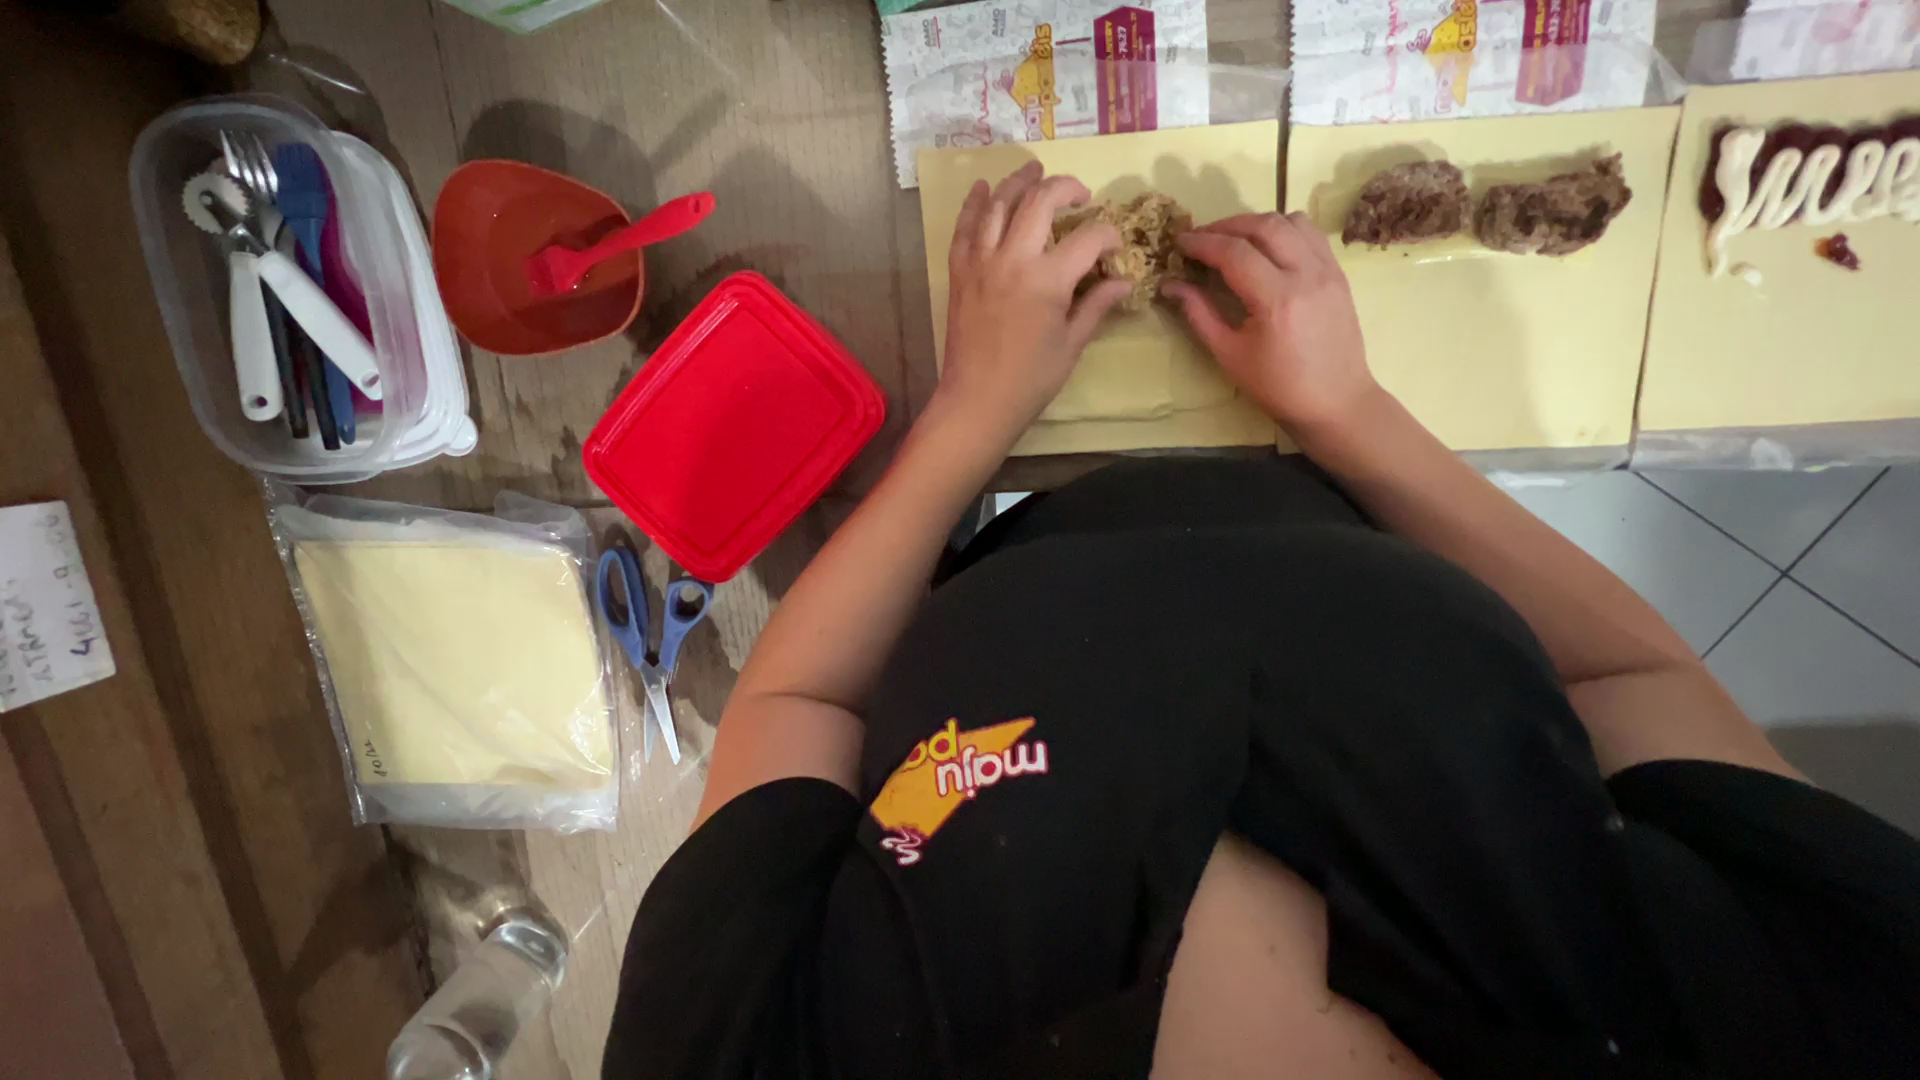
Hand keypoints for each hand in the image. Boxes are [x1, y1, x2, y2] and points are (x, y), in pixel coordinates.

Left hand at [935, 161, 1132, 442]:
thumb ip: (1095, 306)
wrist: (977, 401)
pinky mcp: (960, 273)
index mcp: (1048, 280)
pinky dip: (974, 205)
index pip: (1088, 238)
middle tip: (1079, 194)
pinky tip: (983, 189)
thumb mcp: (1071, 345)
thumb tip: (1122, 282)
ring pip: (998, 205)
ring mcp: (981, 263)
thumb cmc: (1030, 380)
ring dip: (1018, 181)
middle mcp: (1013, 259)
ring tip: (1033, 170)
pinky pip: (964, 228)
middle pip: (1040, 201)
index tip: (1114, 245)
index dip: (1108, 235)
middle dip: (1065, 188)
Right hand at [1163, 212, 1380, 433]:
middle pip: (1264, 226)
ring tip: (1234, 239)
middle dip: (1227, 225)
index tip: (1180, 242)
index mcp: (1276, 300)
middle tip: (1202, 237)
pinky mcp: (1338, 273)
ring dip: (1257, 223)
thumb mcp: (1229, 355)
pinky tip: (1266, 247)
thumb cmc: (1277, 386)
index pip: (1234, 253)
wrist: (1334, 400)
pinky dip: (1284, 230)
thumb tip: (1171, 285)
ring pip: (1291, 221)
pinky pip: (1311, 234)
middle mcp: (1306, 275)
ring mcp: (1328, 270)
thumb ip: (1199, 314)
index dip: (1203, 243)